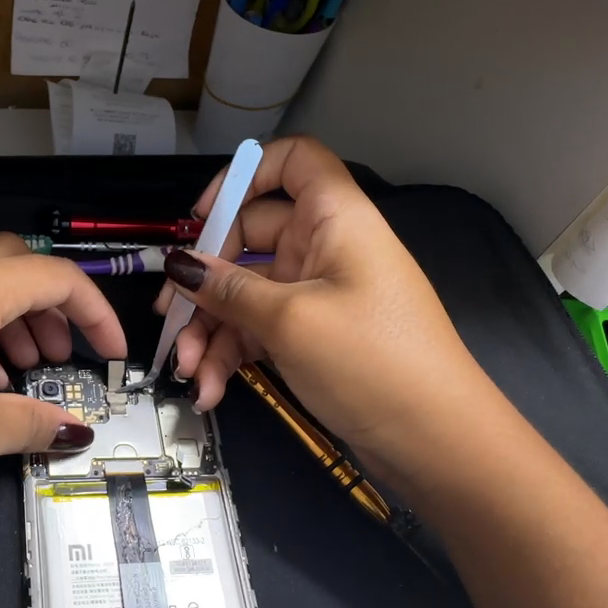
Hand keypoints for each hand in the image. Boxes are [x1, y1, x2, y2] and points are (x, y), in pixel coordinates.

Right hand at [154, 137, 492, 464]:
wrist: (438, 446)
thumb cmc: (372, 361)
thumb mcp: (289, 320)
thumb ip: (226, 288)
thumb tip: (177, 264)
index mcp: (335, 219)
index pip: (292, 162)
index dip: (244, 176)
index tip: (201, 218)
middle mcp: (324, 246)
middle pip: (249, 236)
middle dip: (203, 279)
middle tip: (169, 315)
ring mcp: (316, 293)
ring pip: (245, 291)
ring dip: (209, 329)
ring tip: (186, 369)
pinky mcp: (311, 335)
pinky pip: (257, 329)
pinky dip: (230, 355)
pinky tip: (209, 389)